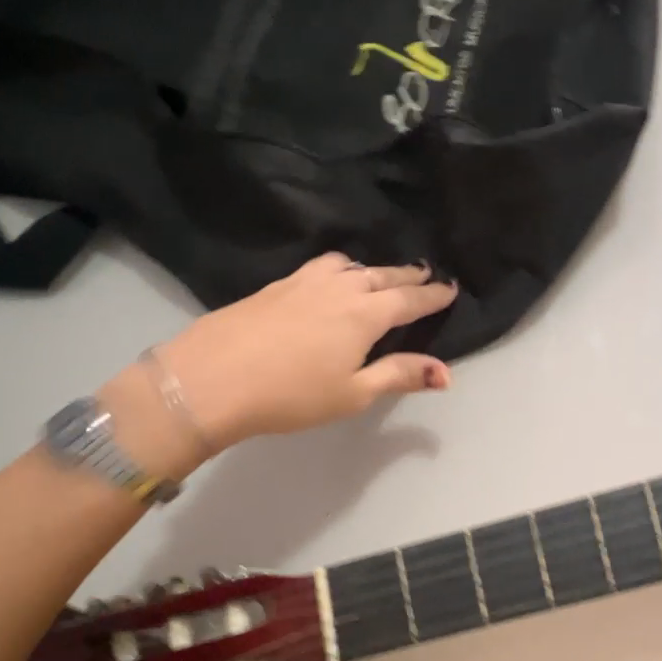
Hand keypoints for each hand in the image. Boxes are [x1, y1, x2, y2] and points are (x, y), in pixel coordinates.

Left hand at [159, 254, 457, 449]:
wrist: (209, 380)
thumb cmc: (292, 394)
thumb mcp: (354, 394)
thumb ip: (399, 375)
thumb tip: (445, 372)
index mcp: (364, 314)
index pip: (409, 300)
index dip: (433, 296)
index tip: (451, 289)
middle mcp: (338, 289)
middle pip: (382, 276)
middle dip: (408, 276)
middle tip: (428, 274)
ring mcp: (302, 283)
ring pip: (349, 265)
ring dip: (373, 268)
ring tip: (381, 276)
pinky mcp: (274, 287)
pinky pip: (321, 266)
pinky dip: (341, 268)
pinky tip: (333, 279)